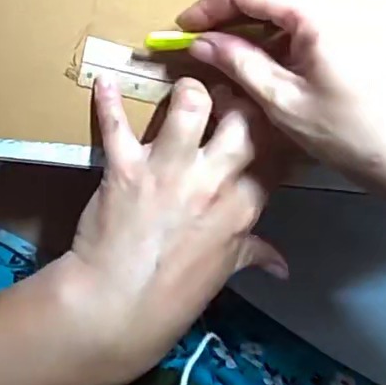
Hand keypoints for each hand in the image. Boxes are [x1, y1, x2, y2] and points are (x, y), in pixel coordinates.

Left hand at [48, 76, 288, 381]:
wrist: (118, 304)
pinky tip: (104, 80)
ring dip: (188, 91)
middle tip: (228, 94)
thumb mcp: (224, 271)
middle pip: (242, 119)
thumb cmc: (176, 293)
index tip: (266, 115)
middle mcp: (212, 179)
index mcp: (242, 205)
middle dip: (239, 100)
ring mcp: (168, 169)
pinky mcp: (125, 166)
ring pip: (191, 104)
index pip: (274, 152)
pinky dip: (106, 100)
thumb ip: (253, 253)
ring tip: (183, 90)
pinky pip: (115, 124)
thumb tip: (282, 265)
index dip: (273, 128)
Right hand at [178, 0, 385, 216]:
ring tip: (239, 46)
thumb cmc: (364, 138)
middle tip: (207, 38)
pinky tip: (281, 47)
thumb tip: (199, 42)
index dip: (209, 6)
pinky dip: (291, 14)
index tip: (183, 31)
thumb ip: (238, 63)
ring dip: (261, 7)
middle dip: (233, 2)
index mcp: (323, 6)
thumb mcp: (287, 104)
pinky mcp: (384, 8)